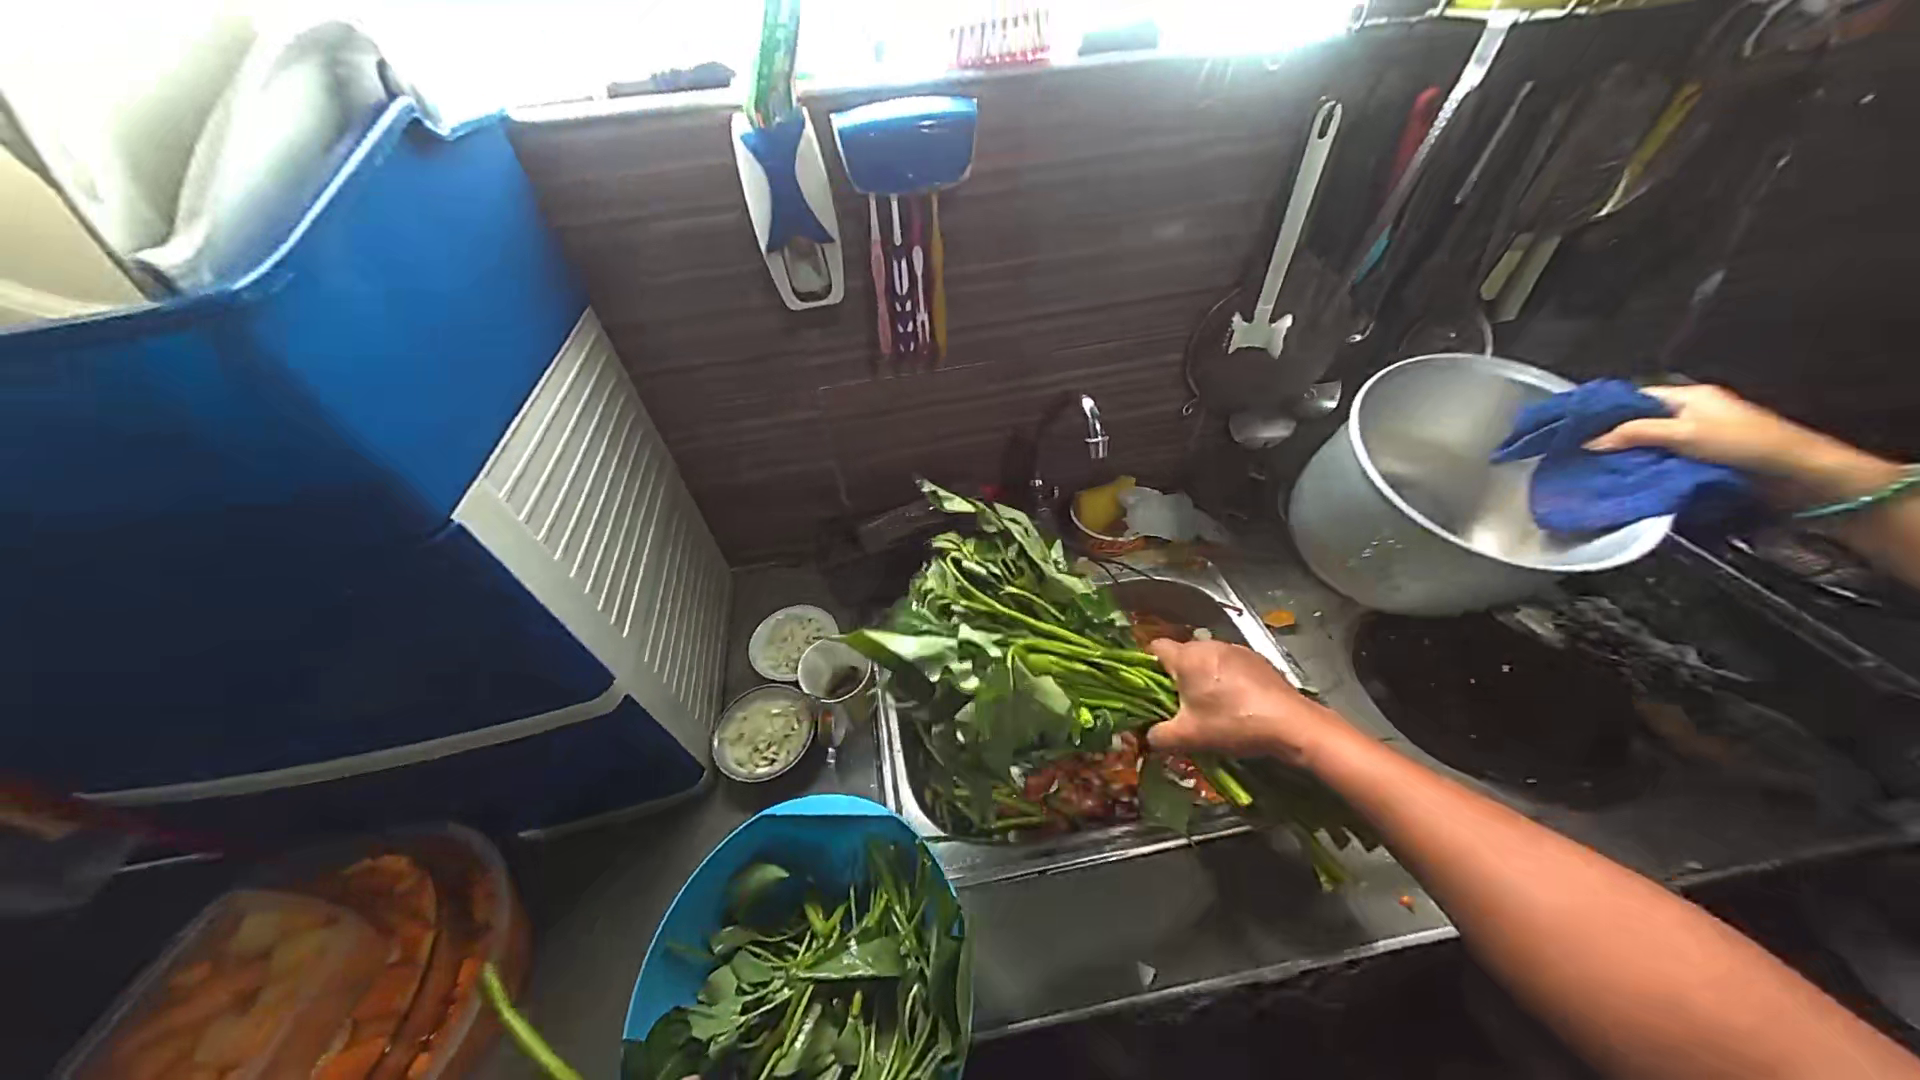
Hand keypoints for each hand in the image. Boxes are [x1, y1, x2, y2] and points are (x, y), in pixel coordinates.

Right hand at [1145, 638, 1348, 766]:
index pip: (1155, 647)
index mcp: (1187, 657)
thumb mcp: (1189, 737)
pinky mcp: (1257, 659)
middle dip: (1176, 676)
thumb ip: (1159, 736)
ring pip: (1206, 658)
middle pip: (1181, 654)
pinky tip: (1235, 702)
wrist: (1292, 725)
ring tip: (1208, 704)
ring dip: (1202, 676)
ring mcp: (1235, 649)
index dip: (1147, 665)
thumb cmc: (1233, 724)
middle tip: (1178, 703)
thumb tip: (1148, 738)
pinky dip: (1225, 678)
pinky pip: (1229, 663)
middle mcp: (1209, 645)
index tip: (1150, 688)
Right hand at [1581, 384, 1823, 474]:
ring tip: (1591, 463)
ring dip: (1623, 450)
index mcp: (1686, 396)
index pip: (1632, 397)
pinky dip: (1638, 461)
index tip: (1572, 426)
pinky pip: (1656, 453)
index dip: (1602, 410)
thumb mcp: (1683, 434)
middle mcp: (1688, 410)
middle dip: (1608, 433)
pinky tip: (1620, 471)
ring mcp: (1694, 432)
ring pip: (1644, 438)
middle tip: (1576, 448)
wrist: (1794, 472)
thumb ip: (1634, 434)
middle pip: (1636, 418)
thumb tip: (1588, 442)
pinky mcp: (1697, 453)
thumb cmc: (1741, 443)